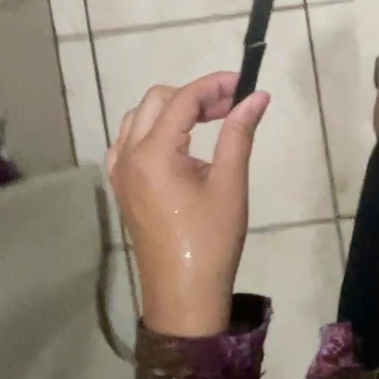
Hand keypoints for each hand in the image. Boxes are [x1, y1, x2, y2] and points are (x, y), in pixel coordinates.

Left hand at [106, 73, 269, 337]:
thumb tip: (257, 95)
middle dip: (196, 94)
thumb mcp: (230, 182)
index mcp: (154, 154)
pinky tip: (182, 143)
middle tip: (233, 105)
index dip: (215, 84)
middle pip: (157, 100)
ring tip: (212, 120)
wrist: (184, 295)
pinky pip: (130, 141)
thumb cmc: (211, 239)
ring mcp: (121, 172)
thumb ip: (239, 132)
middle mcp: (129, 156)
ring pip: (139, 117)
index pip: (183, 99)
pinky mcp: (124, 186)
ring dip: (175, 109)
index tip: (246, 83)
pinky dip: (155, 129)